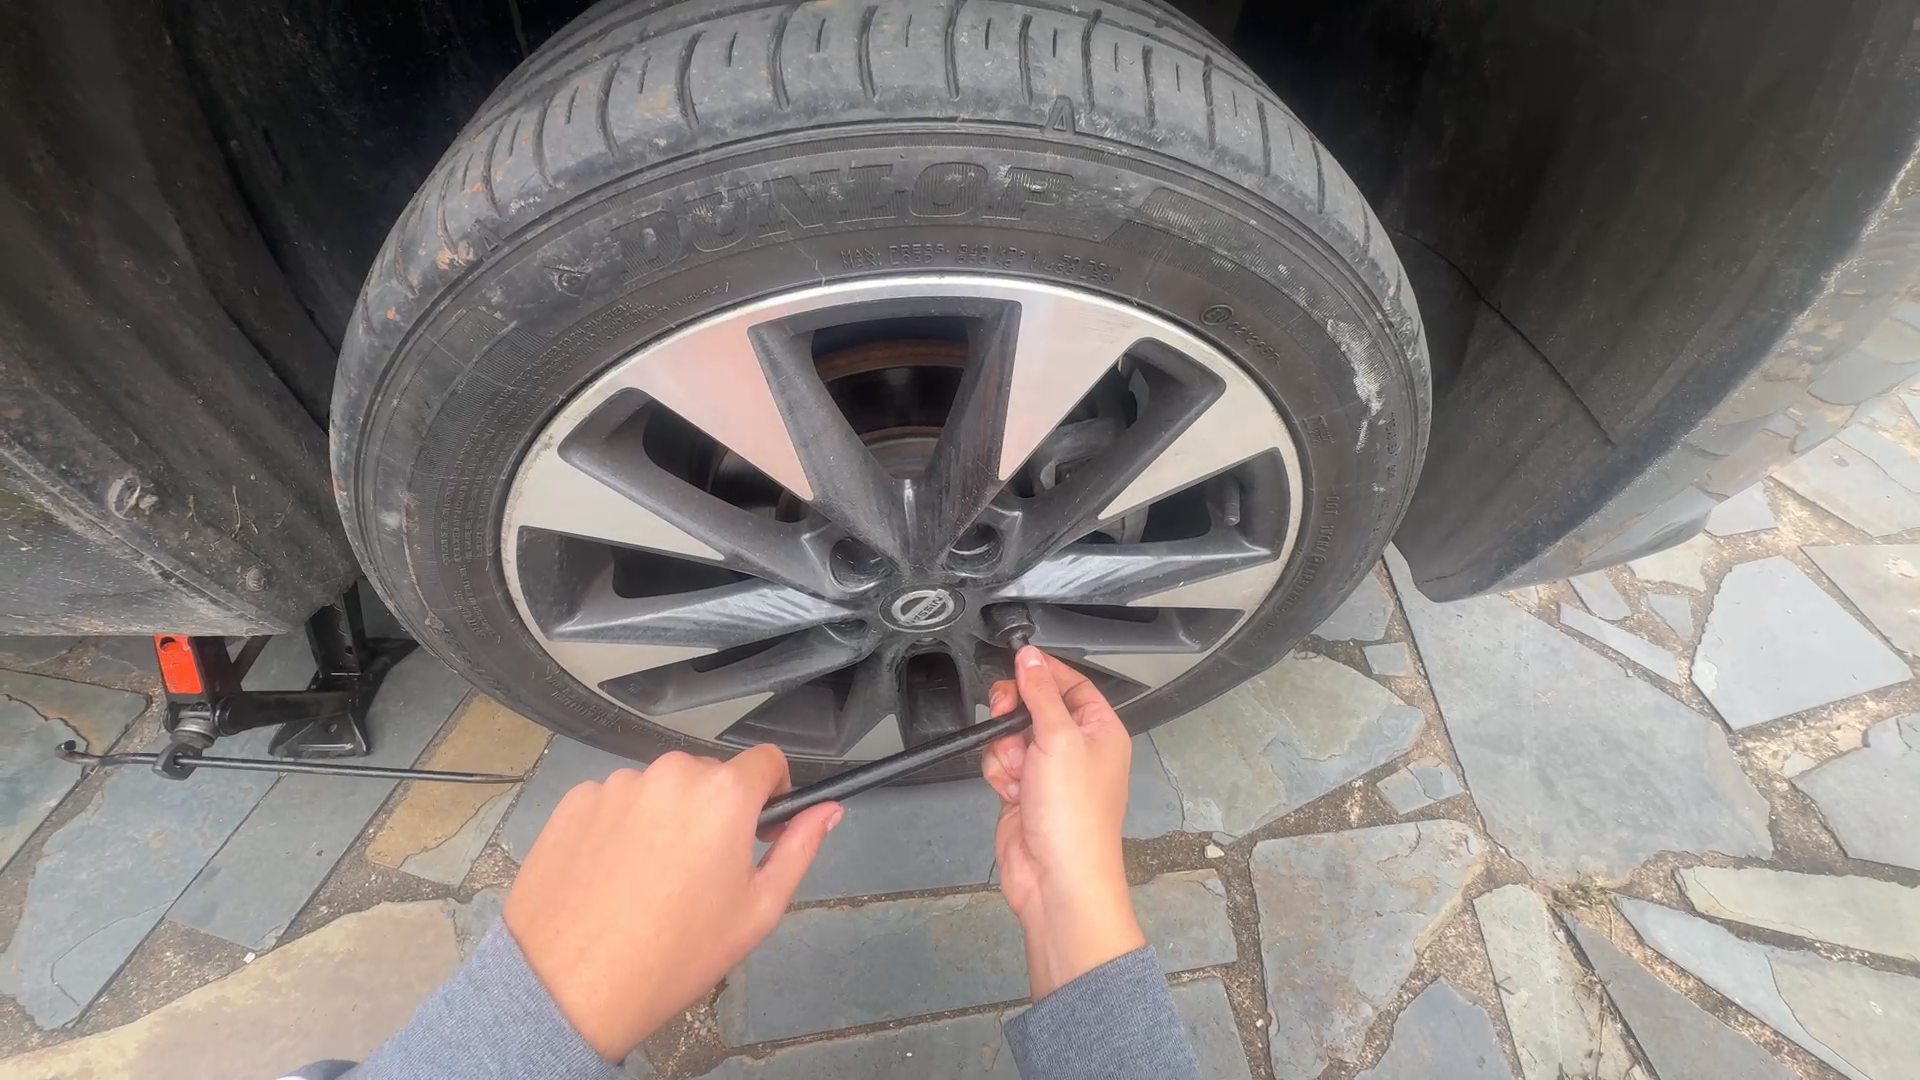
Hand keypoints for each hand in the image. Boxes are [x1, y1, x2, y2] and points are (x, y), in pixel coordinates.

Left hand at [503, 745, 840, 1060]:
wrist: (563, 993)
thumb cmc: (675, 955)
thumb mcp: (758, 910)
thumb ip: (800, 847)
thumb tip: (829, 809)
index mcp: (724, 792)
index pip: (767, 760)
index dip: (772, 791)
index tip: (759, 827)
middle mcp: (672, 772)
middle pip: (712, 774)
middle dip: (716, 809)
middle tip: (700, 869)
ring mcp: (619, 783)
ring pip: (663, 787)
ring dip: (668, 815)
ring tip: (649, 876)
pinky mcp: (576, 800)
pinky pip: (617, 799)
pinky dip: (623, 824)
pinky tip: (611, 873)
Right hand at [982, 646, 1145, 998]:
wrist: (1056, 879)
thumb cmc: (1075, 817)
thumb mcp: (1058, 738)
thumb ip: (1039, 693)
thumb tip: (1029, 657)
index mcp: (1099, 729)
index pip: (1070, 682)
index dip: (1042, 671)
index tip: (1017, 663)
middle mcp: (1076, 747)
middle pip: (1034, 705)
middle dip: (1014, 713)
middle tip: (1006, 718)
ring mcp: (1049, 770)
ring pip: (1011, 733)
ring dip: (1006, 749)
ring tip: (1019, 771)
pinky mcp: (1025, 790)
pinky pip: (1001, 761)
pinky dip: (1000, 773)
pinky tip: (1012, 792)